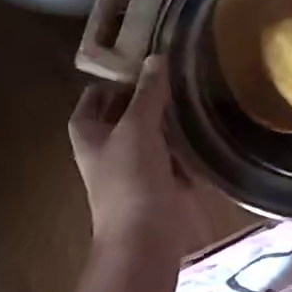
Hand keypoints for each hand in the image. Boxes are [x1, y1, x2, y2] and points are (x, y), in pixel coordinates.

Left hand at [69, 56, 198, 255]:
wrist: (147, 236)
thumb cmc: (131, 178)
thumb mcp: (137, 126)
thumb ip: (148, 92)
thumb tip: (156, 56)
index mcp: (88, 130)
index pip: (98, 93)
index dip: (118, 77)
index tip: (148, 59)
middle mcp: (108, 144)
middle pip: (127, 109)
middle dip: (149, 94)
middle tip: (179, 70)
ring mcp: (136, 162)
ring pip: (152, 129)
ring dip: (169, 116)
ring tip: (195, 88)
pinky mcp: (162, 177)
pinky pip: (173, 150)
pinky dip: (184, 139)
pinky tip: (204, 121)